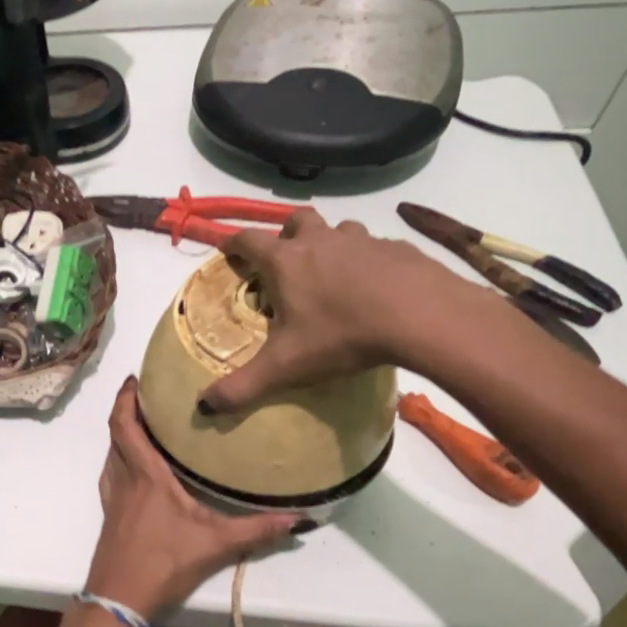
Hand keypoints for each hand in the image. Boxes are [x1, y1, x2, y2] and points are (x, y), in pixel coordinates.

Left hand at [86, 378, 301, 620]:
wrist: (119, 599)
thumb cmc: (163, 563)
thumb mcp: (215, 544)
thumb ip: (257, 530)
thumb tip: (300, 518)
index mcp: (144, 475)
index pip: (124, 424)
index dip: (125, 398)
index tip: (136, 377)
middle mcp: (124, 478)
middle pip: (115, 432)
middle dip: (126, 409)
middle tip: (150, 394)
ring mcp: (113, 496)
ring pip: (111, 452)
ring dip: (123, 433)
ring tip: (149, 422)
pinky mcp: (110, 513)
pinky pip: (113, 472)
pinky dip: (122, 457)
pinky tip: (142, 467)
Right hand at [200, 208, 484, 413]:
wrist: (422, 316)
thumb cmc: (342, 335)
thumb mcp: (286, 367)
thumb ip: (243, 385)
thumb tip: (205, 406)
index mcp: (285, 261)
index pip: (248, 240)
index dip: (234, 245)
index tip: (229, 254)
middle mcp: (320, 242)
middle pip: (296, 220)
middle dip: (286, 233)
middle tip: (286, 259)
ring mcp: (362, 242)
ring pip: (340, 229)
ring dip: (331, 243)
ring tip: (334, 272)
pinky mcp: (398, 249)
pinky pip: (377, 247)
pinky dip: (370, 260)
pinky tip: (377, 286)